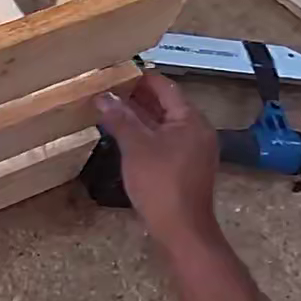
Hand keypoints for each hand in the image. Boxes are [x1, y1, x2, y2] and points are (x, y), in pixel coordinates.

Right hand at [95, 73, 224, 250]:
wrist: (181, 229)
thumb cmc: (160, 183)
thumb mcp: (136, 147)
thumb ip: (120, 119)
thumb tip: (103, 96)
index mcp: (190, 120)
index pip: (165, 87)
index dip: (140, 78)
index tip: (116, 71)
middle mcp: (196, 131)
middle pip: (165, 104)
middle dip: (137, 97)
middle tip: (107, 89)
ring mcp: (192, 150)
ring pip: (163, 124)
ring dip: (139, 116)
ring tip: (110, 109)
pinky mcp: (184, 167)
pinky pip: (163, 140)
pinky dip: (145, 134)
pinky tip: (123, 136)